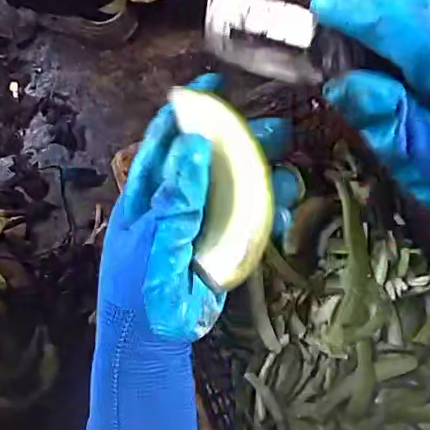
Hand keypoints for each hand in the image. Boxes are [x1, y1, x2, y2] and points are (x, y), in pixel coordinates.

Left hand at [90, 74, 288, 429]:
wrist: (152, 341)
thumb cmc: (140, 287)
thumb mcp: (152, 238)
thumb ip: (175, 195)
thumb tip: (194, 142)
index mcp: (149, 191)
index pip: (168, 140)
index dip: (189, 112)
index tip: (214, 88)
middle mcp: (179, 199)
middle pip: (212, 159)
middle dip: (240, 140)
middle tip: (273, 127)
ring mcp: (203, 221)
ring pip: (237, 186)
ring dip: (263, 172)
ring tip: (289, 162)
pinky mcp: (223, 244)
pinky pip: (250, 220)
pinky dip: (270, 209)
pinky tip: (288, 202)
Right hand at [310, 0, 429, 338]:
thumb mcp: (416, 158)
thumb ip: (380, 114)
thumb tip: (342, 80)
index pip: (401, 24)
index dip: (358, 10)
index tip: (322, 2)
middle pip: (428, 7)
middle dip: (385, 16)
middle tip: (351, 42)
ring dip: (416, 20)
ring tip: (390, 51)